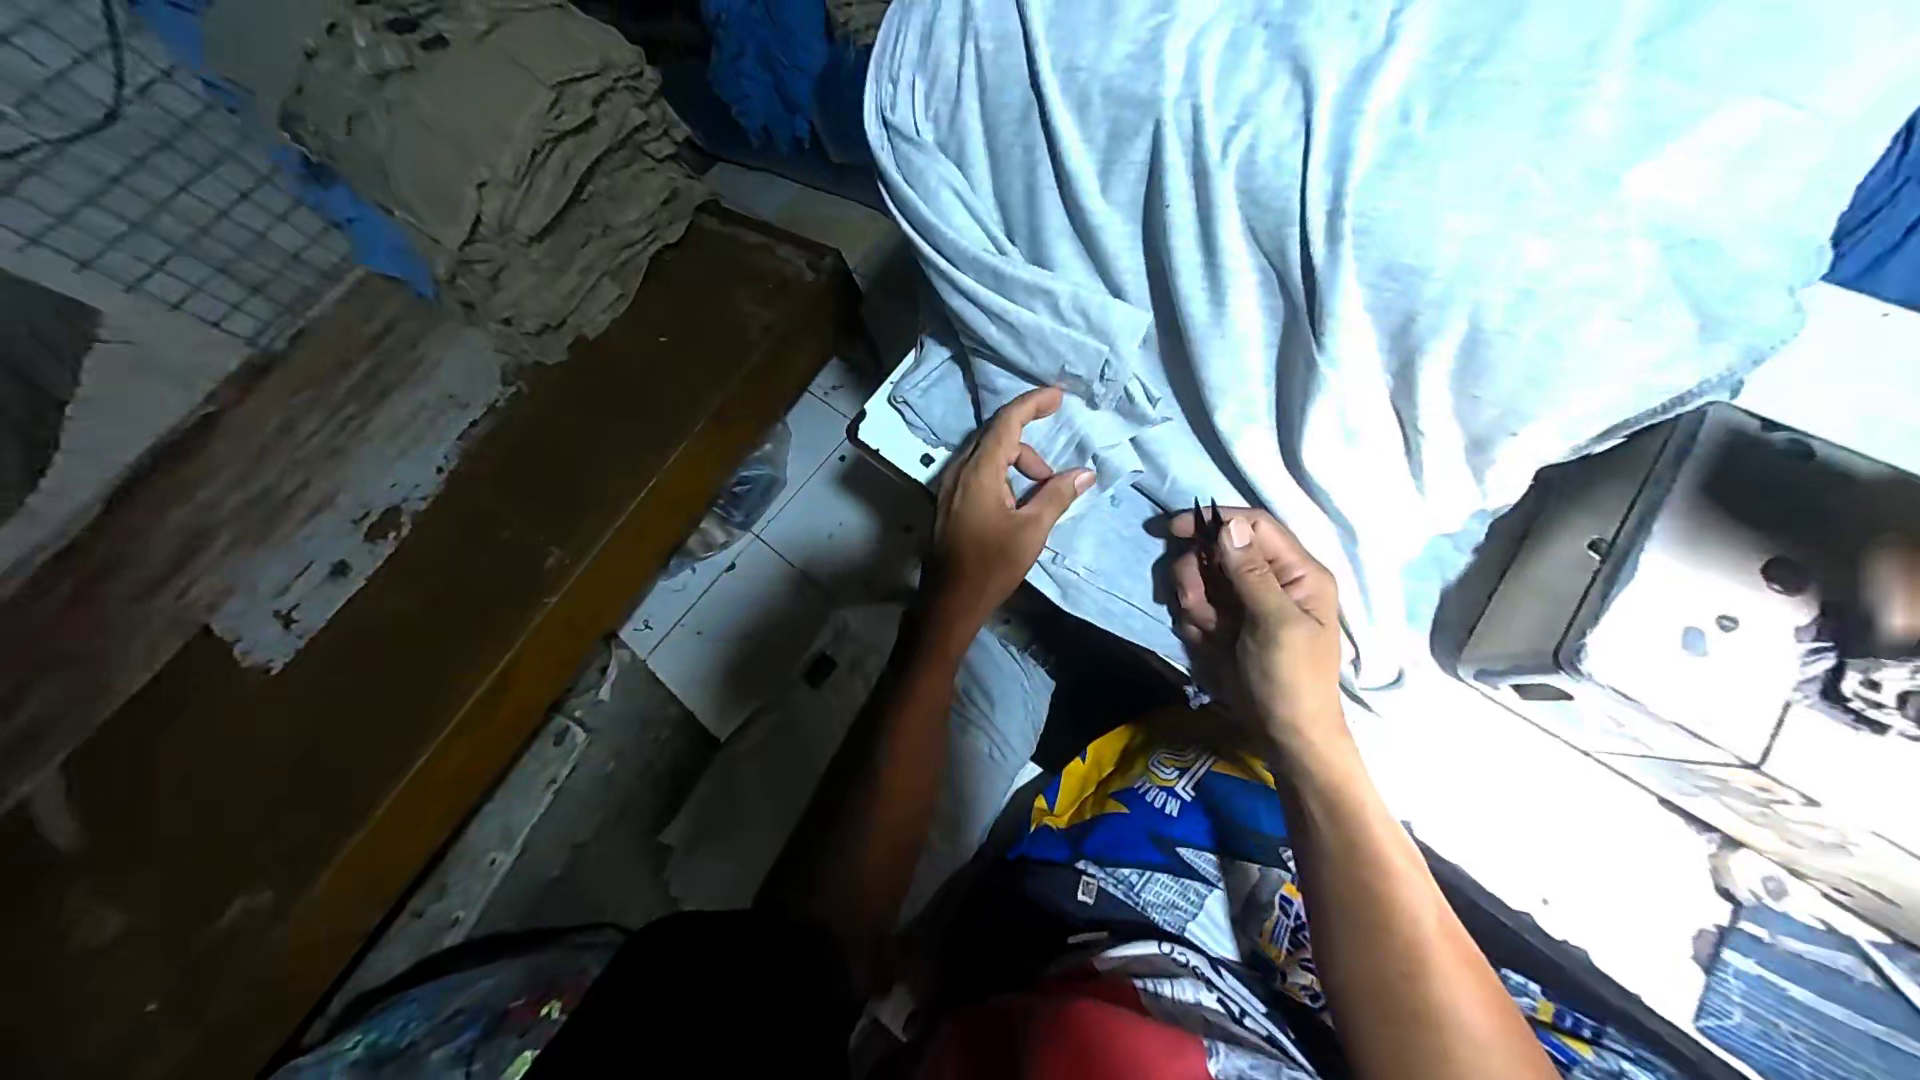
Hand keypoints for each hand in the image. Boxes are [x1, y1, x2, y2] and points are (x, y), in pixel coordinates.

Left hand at [929, 387, 1093, 627]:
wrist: (949, 601)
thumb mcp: (1032, 530)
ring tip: (1036, 499)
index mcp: (978, 471)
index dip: (1034, 403)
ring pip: (986, 455)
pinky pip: (976, 473)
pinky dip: (1000, 476)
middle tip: (1053, 477)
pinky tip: (1014, 504)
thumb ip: (1057, 495)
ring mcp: (948, 486)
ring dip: (1016, 465)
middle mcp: (958, 470)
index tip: (1059, 397)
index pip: (1007, 421)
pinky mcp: (947, 502)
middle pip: (997, 436)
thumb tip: (1085, 473)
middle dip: (1029, 445)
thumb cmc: (992, 565)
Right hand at [1169, 507, 1344, 755]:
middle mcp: (1270, 579)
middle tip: (1196, 605)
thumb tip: (1229, 525)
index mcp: (1298, 572)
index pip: (1254, 526)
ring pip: (1199, 577)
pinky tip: (1207, 643)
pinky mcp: (1223, 621)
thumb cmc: (1292, 678)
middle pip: (1216, 549)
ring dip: (1193, 602)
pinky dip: (1192, 622)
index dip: (1214, 521)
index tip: (1174, 529)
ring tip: (1208, 632)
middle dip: (1197, 574)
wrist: (1283, 733)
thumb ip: (1252, 573)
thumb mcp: (1276, 624)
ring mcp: (1243, 601)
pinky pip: (1193, 605)